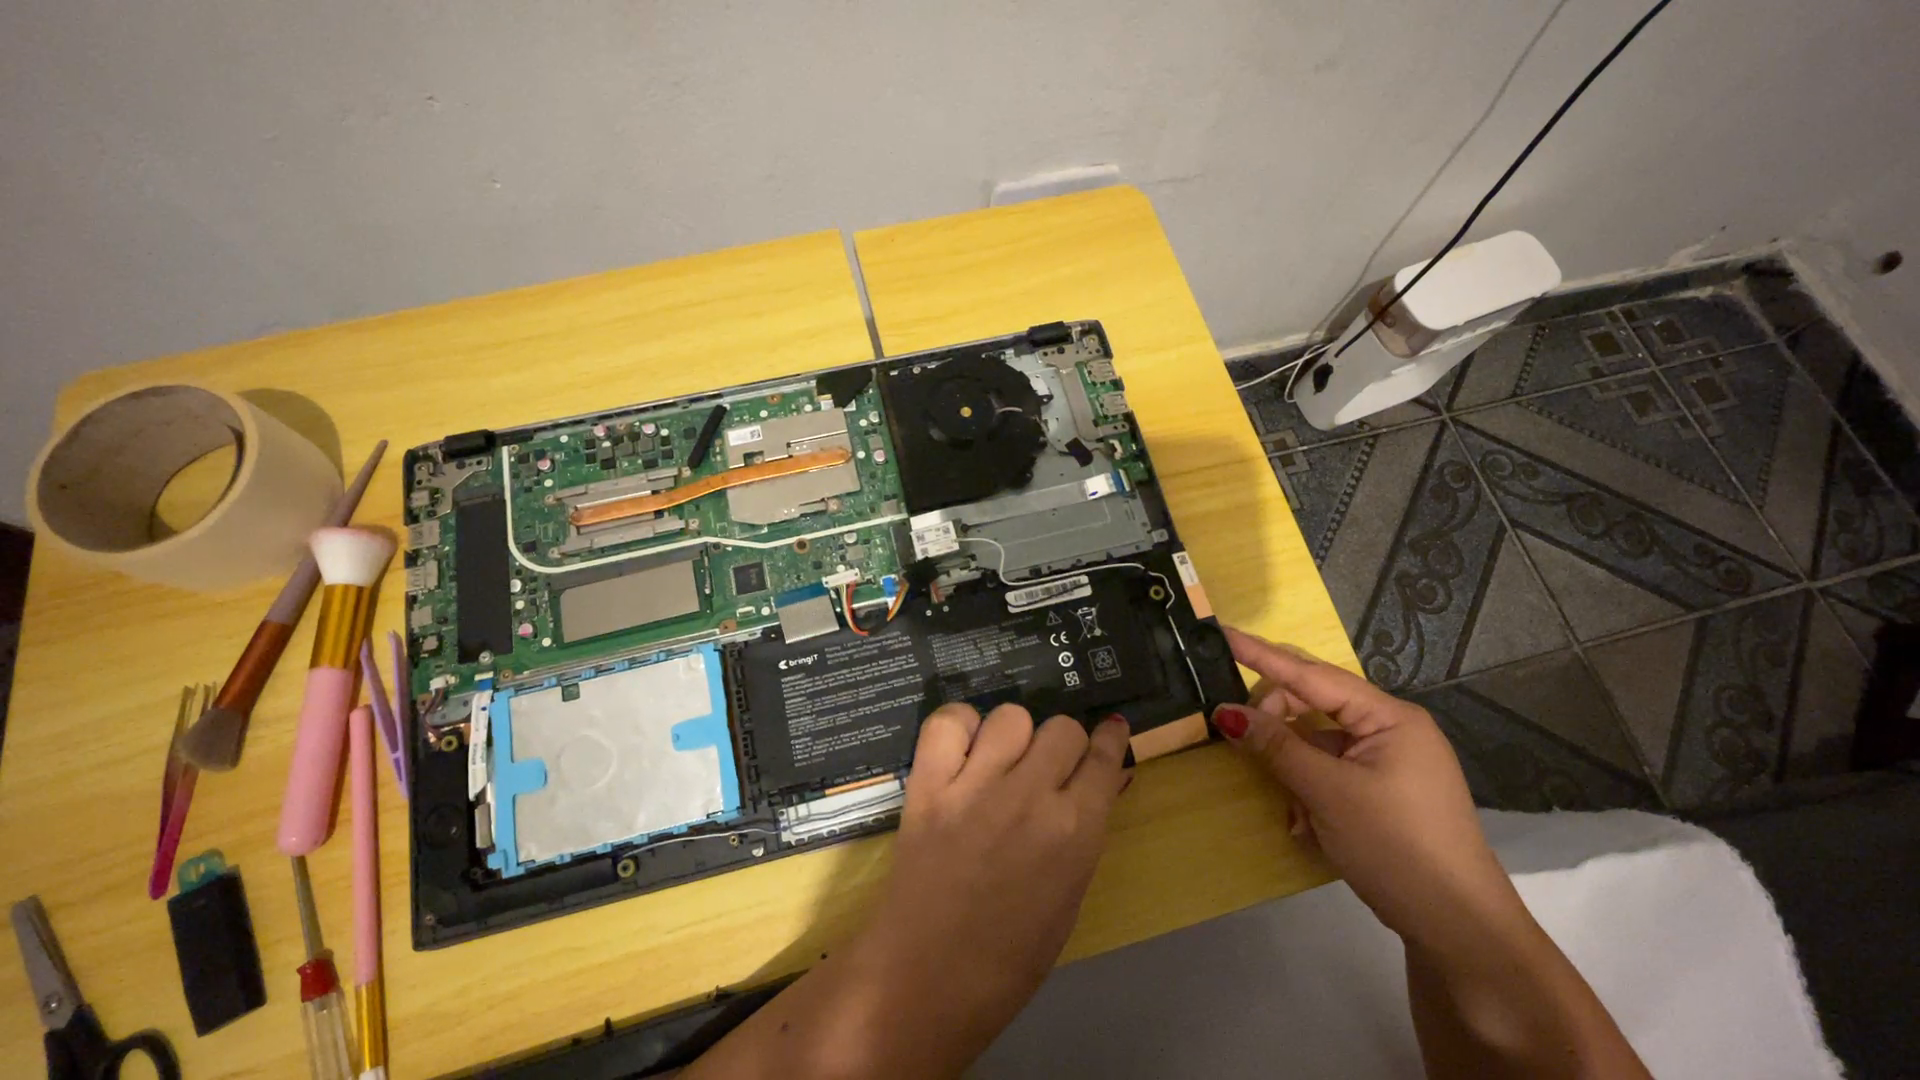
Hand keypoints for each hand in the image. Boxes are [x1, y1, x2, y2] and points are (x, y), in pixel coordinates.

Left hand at [684, 703, 1130, 1079]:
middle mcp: (1030, 795)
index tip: (1107, 731)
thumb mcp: (1068, 896)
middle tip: (1047, 768)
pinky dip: (960, 726)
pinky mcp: (928, 785)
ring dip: (1015, 735)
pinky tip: (963, 750)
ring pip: (1012, 716)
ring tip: (1002, 761)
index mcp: (1076, 831)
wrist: (927, 980)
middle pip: (1061, 729)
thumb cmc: (1010, 958)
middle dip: (1063, 745)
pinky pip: (948, 722)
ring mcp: (975, 786)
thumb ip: (1085, 832)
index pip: (1104, 757)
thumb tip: (1102, 783)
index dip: (1109, 739)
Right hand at [1213, 628, 1524, 951]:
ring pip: (1319, 743)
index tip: (1221, 634)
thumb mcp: (1327, 793)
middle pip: (1315, 706)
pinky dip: (1310, 790)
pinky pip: (1332, 772)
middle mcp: (1391, 730)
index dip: (1263, 655)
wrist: (1458, 925)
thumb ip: (1276, 747)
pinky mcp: (1384, 793)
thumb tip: (1226, 711)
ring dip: (1292, 767)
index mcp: (1389, 717)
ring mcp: (1390, 762)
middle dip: (1276, 723)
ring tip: (1286, 807)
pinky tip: (1304, 825)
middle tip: (1237, 737)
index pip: (1312, 674)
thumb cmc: (1395, 845)